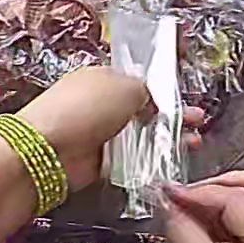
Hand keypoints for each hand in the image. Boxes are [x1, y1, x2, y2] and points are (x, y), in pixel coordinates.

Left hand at [15, 67, 206, 191]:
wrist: (46, 150)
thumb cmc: (84, 108)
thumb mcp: (124, 86)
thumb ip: (146, 91)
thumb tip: (153, 103)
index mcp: (101, 78)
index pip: (136, 80)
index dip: (161, 88)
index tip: (183, 96)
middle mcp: (99, 105)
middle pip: (141, 110)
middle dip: (171, 115)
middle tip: (197, 120)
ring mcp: (99, 135)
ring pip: (139, 137)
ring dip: (166, 140)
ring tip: (192, 142)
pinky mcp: (98, 163)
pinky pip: (129, 162)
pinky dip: (149, 163)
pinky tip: (170, 162)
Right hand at [163, 171, 243, 242]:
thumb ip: (185, 229)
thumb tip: (169, 200)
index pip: (240, 201)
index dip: (200, 193)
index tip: (168, 194)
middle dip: (222, 185)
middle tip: (187, 194)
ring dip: (230, 194)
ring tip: (196, 206)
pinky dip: (237, 208)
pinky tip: (211, 219)